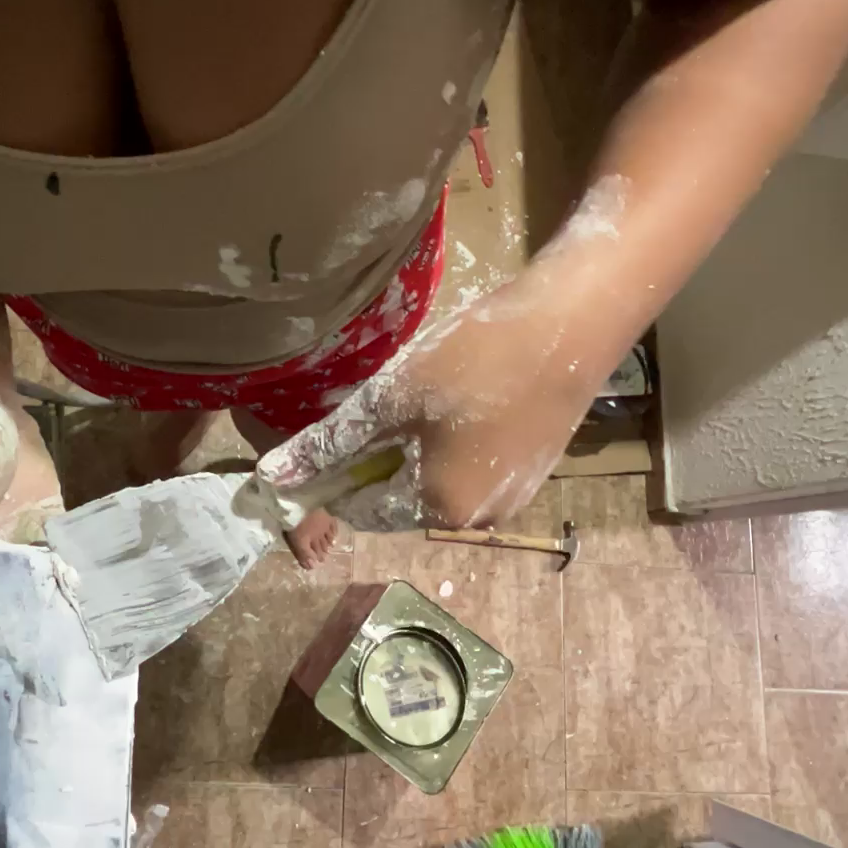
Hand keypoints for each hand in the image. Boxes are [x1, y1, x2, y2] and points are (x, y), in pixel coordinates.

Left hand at [256, 266, 604, 529]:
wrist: (573, 327)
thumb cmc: (474, 363)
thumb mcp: (389, 399)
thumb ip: (331, 442)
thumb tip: (274, 476)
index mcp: (439, 511)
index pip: (362, 510)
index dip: (332, 477)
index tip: (322, 440)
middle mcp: (477, 521)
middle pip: (400, 499)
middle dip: (375, 460)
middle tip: (374, 407)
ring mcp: (512, 498)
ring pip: (436, 482)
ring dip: (411, 451)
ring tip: (413, 401)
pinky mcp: (534, 471)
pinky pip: (470, 470)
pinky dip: (447, 446)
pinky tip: (454, 403)